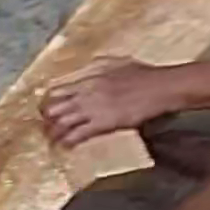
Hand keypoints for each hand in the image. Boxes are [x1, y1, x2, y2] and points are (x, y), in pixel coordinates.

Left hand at [40, 58, 181, 147]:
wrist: (163, 87)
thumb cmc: (145, 75)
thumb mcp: (118, 62)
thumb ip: (100, 64)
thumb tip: (90, 65)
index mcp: (88, 79)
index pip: (55, 92)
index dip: (47, 104)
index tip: (46, 112)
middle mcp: (85, 94)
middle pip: (52, 110)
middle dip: (46, 121)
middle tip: (47, 129)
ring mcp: (92, 109)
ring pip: (61, 125)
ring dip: (54, 135)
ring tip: (53, 141)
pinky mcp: (102, 123)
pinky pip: (77, 135)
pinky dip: (68, 142)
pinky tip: (66, 147)